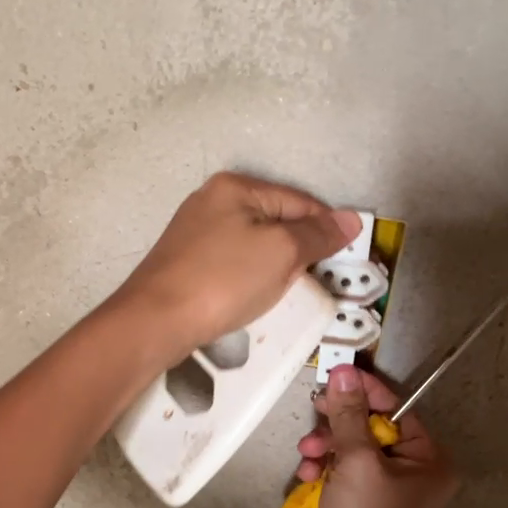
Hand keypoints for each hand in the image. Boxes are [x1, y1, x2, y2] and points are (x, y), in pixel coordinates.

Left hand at [113, 173, 359, 362]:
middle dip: (299, 249)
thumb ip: (318, 235)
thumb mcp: (281, 252)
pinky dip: (251, 278)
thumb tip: (351, 219)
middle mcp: (212, 200)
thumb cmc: (223, 280)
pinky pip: (234, 263)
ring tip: (284, 292)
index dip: (326, 229)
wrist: (156, 321)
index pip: (300, 201)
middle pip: (276, 220)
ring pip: (255, 244)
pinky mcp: (186, 262)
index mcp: (236, 186)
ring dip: (276, 266)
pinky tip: (252, 297)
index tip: (346, 260)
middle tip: (313, 281)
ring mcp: (196, 232)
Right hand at [296, 365, 458, 507]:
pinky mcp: (358, 503)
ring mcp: (383, 489)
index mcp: (428, 458)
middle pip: (370, 426)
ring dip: (325, 447)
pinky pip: (340, 470)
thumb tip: (343, 371)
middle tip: (314, 413)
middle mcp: (412, 470)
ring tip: (308, 457)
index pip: (396, 409)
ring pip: (349, 447)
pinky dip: (322, 469)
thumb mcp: (356, 460)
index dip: (365, 390)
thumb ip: (348, 414)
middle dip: (338, 424)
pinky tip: (307, 476)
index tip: (335, 373)